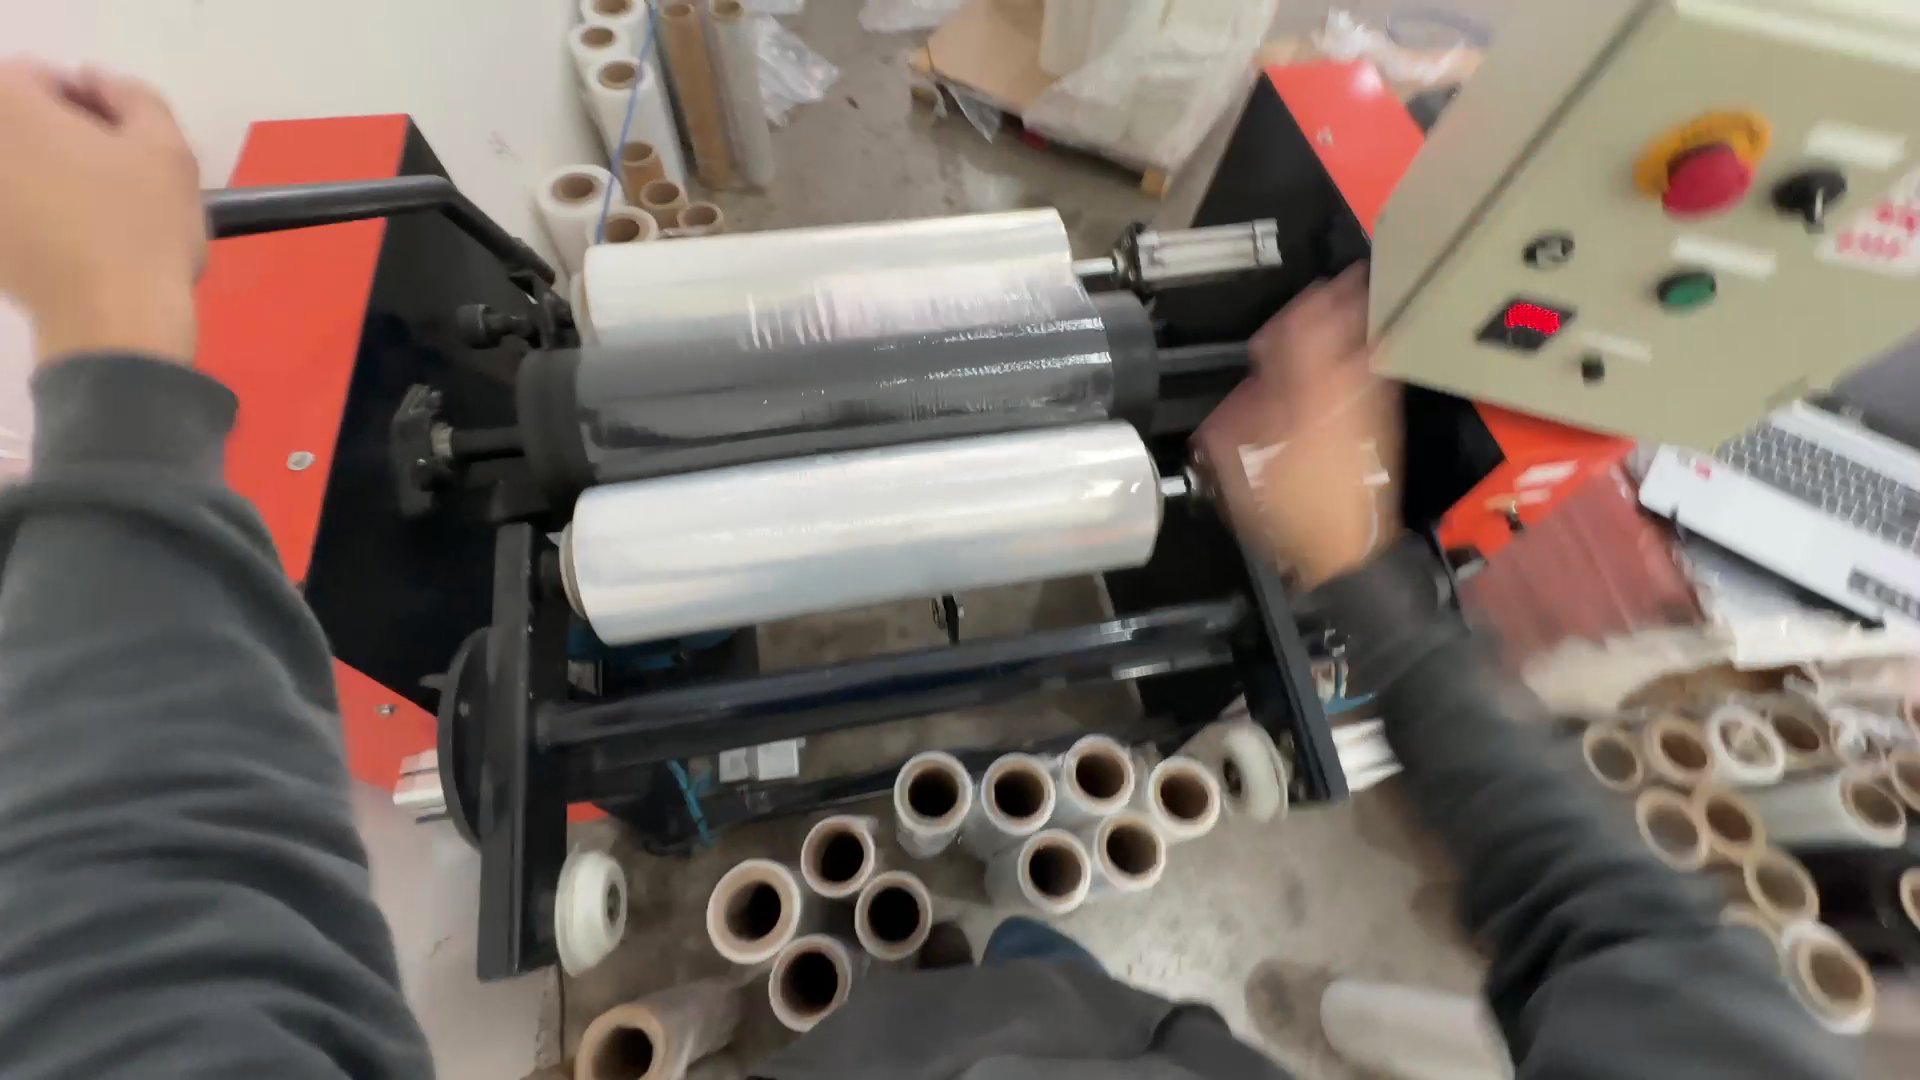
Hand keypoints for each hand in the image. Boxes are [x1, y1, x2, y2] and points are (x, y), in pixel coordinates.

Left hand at [0, 63, 202, 364]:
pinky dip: (41, 215)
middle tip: (126, 186)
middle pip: (22, 120)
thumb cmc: (145, 227)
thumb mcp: (172, 154)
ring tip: (107, 220)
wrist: (113, 312)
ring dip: (56, 179)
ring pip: (19, 165)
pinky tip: (81, 245)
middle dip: (70, 142)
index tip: (137, 152)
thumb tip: (102, 83)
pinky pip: (15, 208)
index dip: (99, 108)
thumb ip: (138, 99)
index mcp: (7, 103)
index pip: (45, 77)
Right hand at [1196, 264, 1400, 588]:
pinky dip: (1373, 360)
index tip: (1294, 302)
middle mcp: (1339, 405)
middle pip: (1337, 345)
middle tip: (1339, 280)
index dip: (1295, 320)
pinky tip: (1373, 352)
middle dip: (1334, 310)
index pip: (1300, 349)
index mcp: (1304, 408)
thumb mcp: (1248, 469)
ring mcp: (1364, 417)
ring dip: (1359, 327)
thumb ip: (1243, 425)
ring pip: (1362, 358)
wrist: (1344, 548)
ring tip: (1359, 299)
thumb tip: (1241, 396)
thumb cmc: (1293, 514)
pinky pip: (1376, 384)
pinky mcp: (1378, 431)